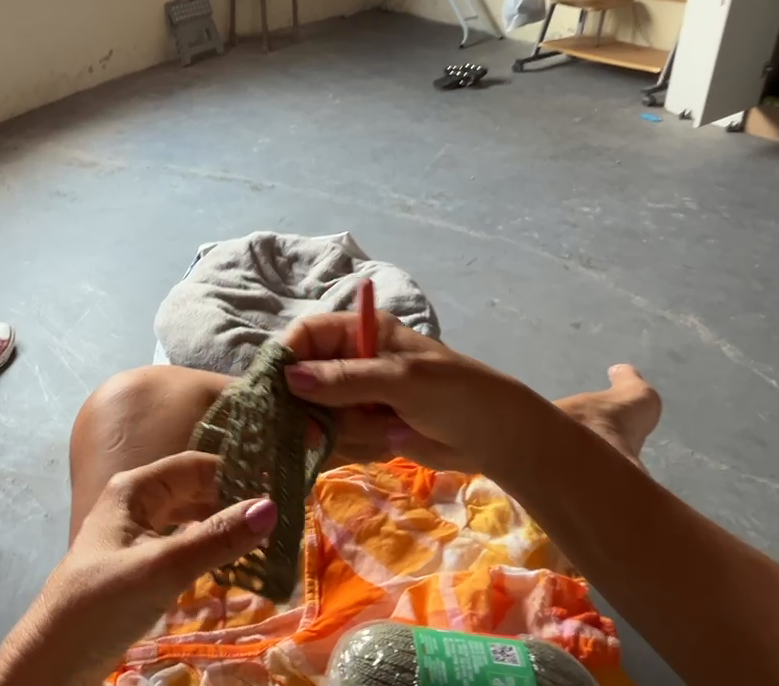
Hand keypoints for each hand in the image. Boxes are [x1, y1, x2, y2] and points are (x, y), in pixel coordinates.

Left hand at [0, 452, 275, 685]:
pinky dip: (209, 550)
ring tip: (269, 537)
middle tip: (283, 514)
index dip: (235, 471)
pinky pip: (183, 546)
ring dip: (223, 527)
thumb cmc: (101, 602)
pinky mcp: (139, 566)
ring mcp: (136, 536)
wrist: (54, 660)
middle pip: (194, 491)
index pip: (195, 465)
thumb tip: (271, 507)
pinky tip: (234, 564)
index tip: (280, 482)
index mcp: (135, 488)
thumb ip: (215, 539)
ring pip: (190, 520)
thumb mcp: (162, 567)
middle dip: (234, 500)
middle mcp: (137, 504)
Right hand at [280, 311, 534, 474]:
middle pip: (303, 379)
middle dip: (316, 407)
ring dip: (345, 430)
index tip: (279, 391)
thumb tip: (289, 378)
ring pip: (318, 415)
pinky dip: (355, 447)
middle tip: (327, 430)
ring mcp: (356, 396)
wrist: (499, 439)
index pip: (306, 334)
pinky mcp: (363, 427)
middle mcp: (351, 360)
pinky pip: (337, 439)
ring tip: (388, 431)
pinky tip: (389, 443)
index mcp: (359, 331)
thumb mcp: (401, 380)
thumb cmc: (455, 393)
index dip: (288, 357)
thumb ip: (345, 379)